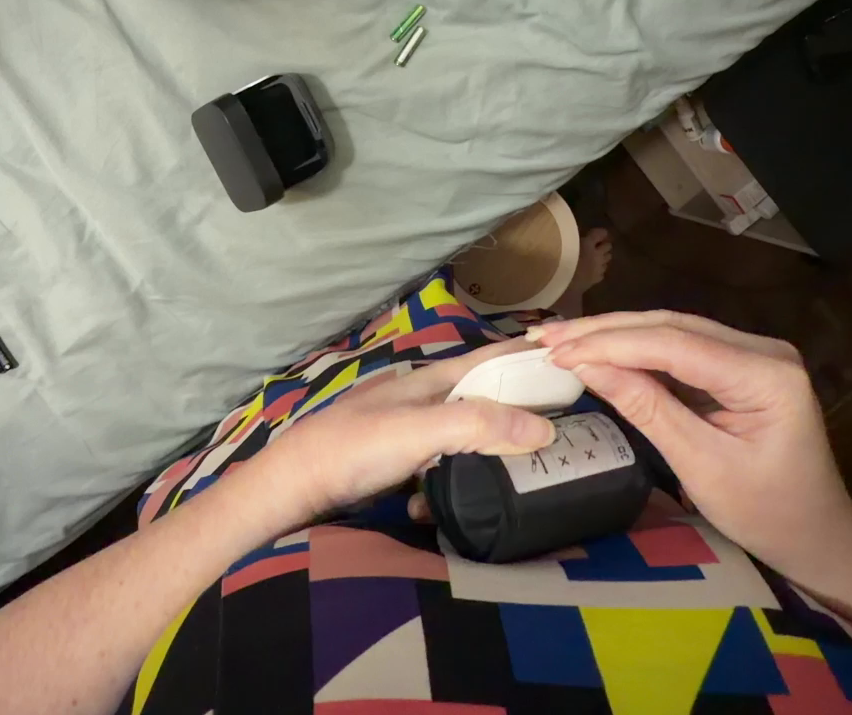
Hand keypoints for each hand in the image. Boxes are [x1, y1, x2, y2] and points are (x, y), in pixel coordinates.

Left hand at [251, 339, 557, 529]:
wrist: (293, 484)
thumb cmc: (354, 448)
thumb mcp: (419, 431)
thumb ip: (476, 425)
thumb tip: (544, 428)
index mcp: (425, 381)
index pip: (483, 360)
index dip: (517, 354)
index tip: (558, 351)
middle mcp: (415, 398)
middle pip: (474, 394)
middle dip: (510, 402)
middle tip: (554, 416)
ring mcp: (400, 428)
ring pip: (455, 429)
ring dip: (483, 441)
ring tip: (516, 459)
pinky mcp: (389, 460)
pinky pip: (432, 462)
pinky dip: (447, 475)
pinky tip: (443, 501)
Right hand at [534, 311, 851, 586]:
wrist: (816, 535)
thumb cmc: (766, 513)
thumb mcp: (700, 465)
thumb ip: (645, 407)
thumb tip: (584, 365)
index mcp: (765, 374)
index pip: (674, 344)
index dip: (610, 344)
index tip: (556, 351)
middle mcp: (760, 348)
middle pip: (667, 326)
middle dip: (602, 331)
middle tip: (544, 336)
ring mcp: (747, 351)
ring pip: (665, 329)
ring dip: (610, 334)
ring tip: (558, 338)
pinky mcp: (732, 362)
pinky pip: (673, 345)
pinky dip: (629, 348)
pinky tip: (593, 348)